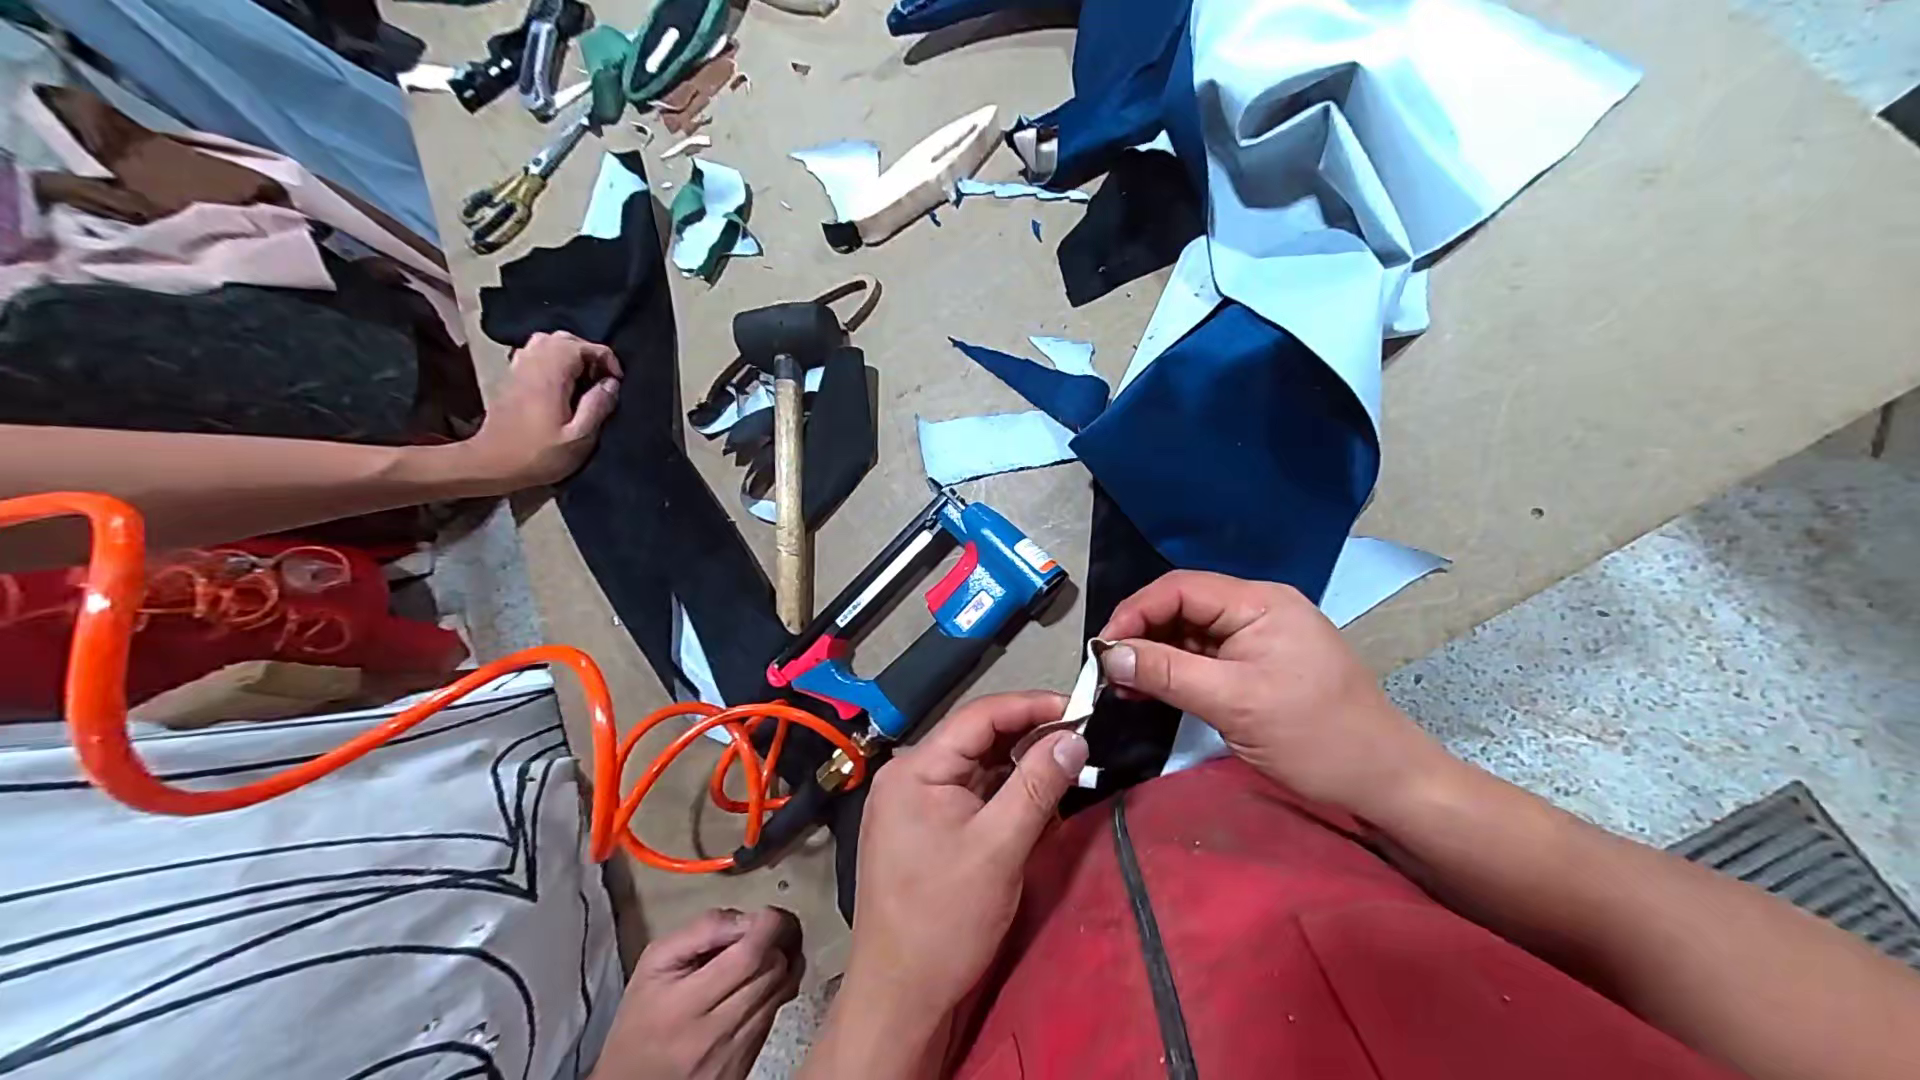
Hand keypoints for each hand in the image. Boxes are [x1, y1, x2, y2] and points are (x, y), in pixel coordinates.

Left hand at [459, 331, 621, 491]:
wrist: (491, 463)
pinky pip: (535, 353)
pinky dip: (554, 359)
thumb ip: (598, 407)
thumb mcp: (579, 438)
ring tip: (584, 379)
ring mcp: (518, 369)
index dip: (605, 358)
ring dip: (571, 354)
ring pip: (547, 342)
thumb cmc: (539, 455)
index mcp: (550, 376)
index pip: (581, 346)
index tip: (615, 383)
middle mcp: (531, 364)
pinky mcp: (512, 378)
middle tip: (602, 379)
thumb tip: (612, 383)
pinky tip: (563, 382)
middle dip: (589, 353)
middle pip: (563, 338)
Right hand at [589, 907, 801, 1079]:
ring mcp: (734, 1057)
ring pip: (782, 991)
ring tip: (763, 954)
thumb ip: (702, 931)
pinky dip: (775, 991)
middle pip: (772, 971)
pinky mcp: (746, 1069)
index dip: (769, 926)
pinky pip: (776, 1015)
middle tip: (764, 932)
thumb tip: (746, 918)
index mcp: (685, 1006)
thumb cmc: (640, 1020)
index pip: (748, 956)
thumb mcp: (654, 964)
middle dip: (777, 942)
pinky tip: (758, 984)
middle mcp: (715, 1035)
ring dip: (781, 964)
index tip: (767, 914)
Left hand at [827, 693, 1087, 1058]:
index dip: (1031, 706)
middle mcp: (910, 776)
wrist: (900, 998)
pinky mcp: (926, 828)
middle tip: (1079, 737)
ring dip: (1020, 766)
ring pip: (977, 767)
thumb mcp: (999, 849)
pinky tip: (1037, 799)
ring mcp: (915, 803)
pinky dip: (1005, 794)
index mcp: (915, 769)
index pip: (979, 716)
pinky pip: (972, 795)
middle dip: (1029, 736)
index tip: (1078, 707)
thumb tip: (1075, 737)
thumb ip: (1037, 786)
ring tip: (1067, 764)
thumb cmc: (944, 921)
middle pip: (977, 739)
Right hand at [1098, 570, 1452, 817]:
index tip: (1102, 648)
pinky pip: (1201, 658)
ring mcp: (1256, 638)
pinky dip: (1172, 673)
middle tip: (1107, 669)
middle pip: (1181, 608)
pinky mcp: (1254, 666)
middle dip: (1140, 636)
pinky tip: (1146, 691)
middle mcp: (1256, 610)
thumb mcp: (1233, 703)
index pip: (1180, 589)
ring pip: (1187, 634)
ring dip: (1152, 657)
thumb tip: (1107, 655)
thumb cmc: (1315, 738)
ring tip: (1120, 686)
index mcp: (1259, 603)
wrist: (1384, 782)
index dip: (1135, 612)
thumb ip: (1166, 673)